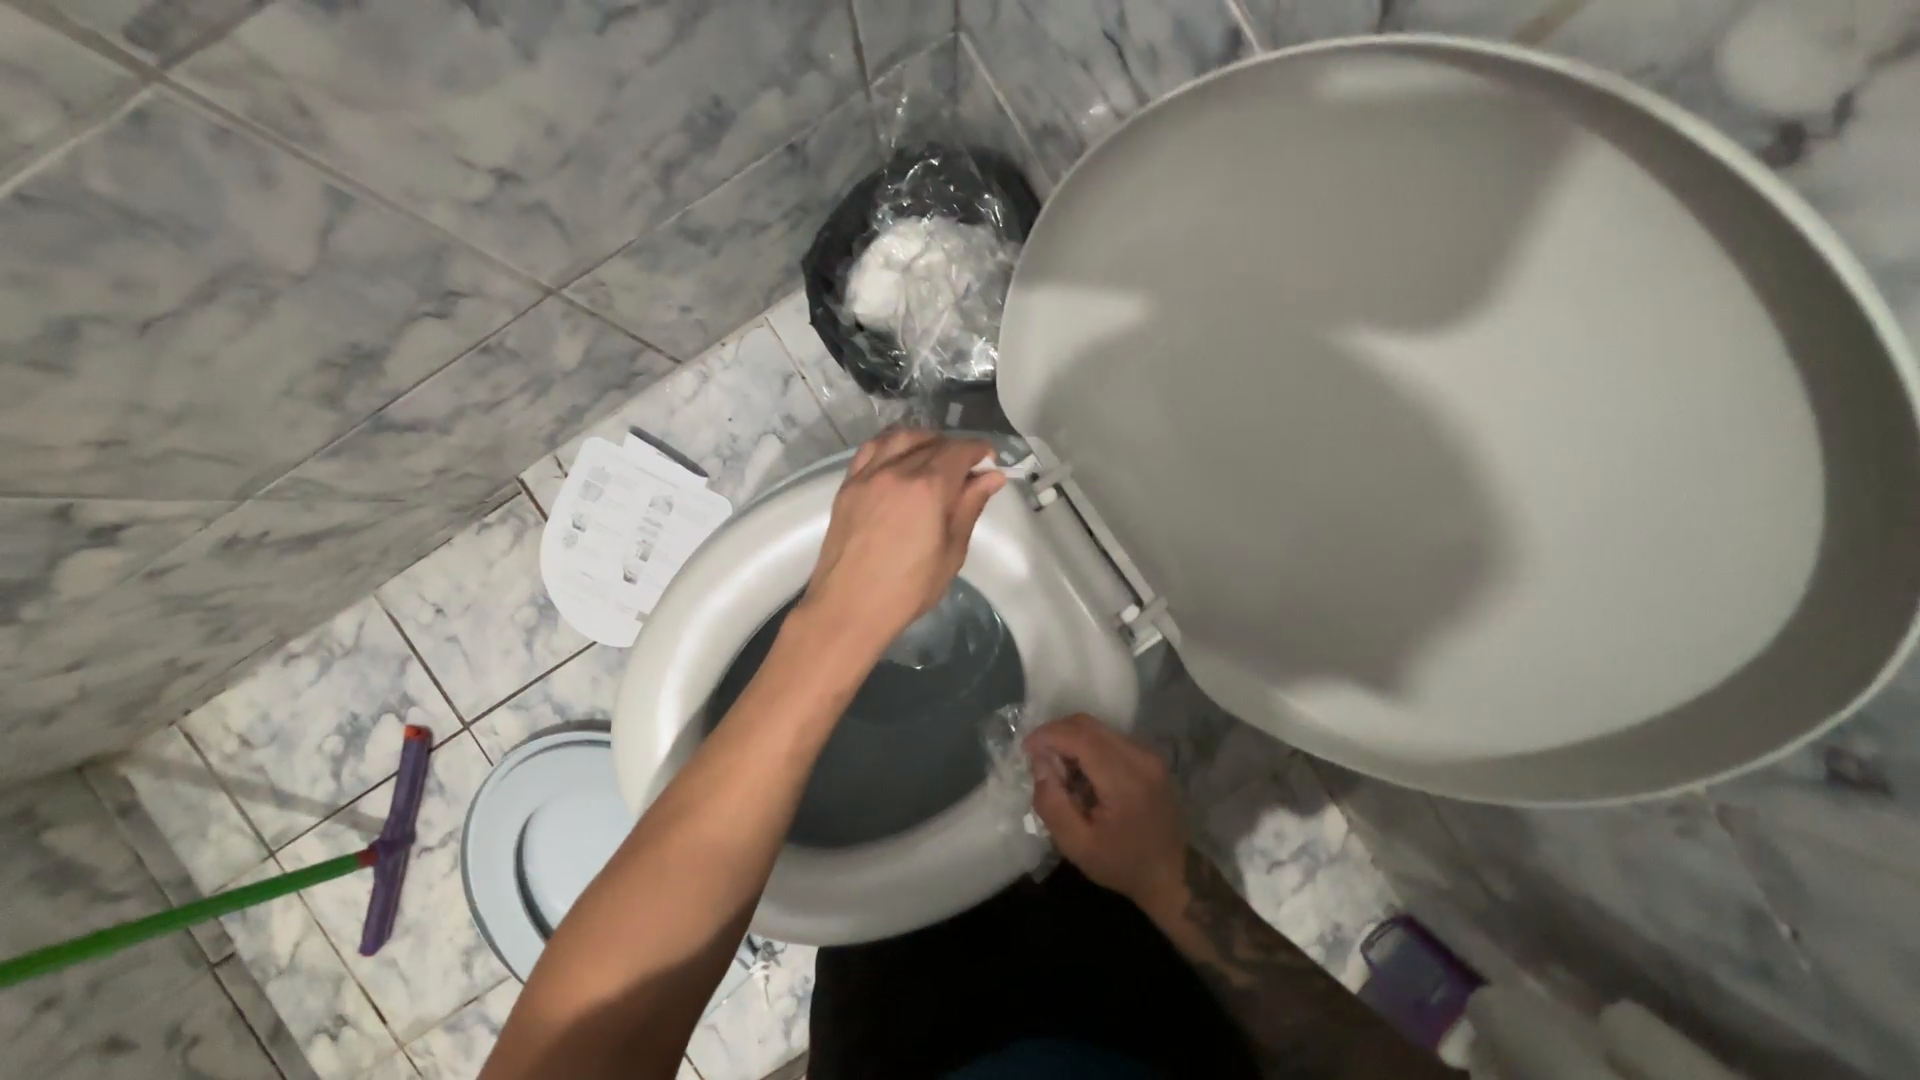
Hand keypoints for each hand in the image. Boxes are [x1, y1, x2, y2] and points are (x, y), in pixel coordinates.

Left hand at [799, 431, 1005, 653]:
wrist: (848, 607)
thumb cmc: (907, 589)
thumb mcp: (951, 552)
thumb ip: (969, 507)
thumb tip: (990, 477)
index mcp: (927, 488)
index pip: (959, 452)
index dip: (978, 451)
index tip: (989, 460)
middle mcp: (896, 471)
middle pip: (932, 443)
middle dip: (955, 448)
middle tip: (967, 468)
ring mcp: (867, 476)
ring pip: (899, 438)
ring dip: (923, 439)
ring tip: (935, 455)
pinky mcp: (848, 486)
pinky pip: (870, 450)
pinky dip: (890, 445)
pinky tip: (899, 458)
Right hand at [1026, 714, 1189, 918]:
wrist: (1173, 874)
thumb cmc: (1123, 865)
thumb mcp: (1077, 846)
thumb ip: (1052, 803)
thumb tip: (1039, 764)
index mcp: (1125, 781)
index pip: (1081, 737)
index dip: (1048, 735)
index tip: (1026, 750)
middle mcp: (1141, 757)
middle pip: (1089, 724)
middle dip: (1057, 734)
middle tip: (1040, 761)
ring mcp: (1149, 755)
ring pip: (1099, 728)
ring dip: (1072, 741)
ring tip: (1061, 772)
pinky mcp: (1150, 758)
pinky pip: (1110, 738)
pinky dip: (1088, 747)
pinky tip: (1083, 776)